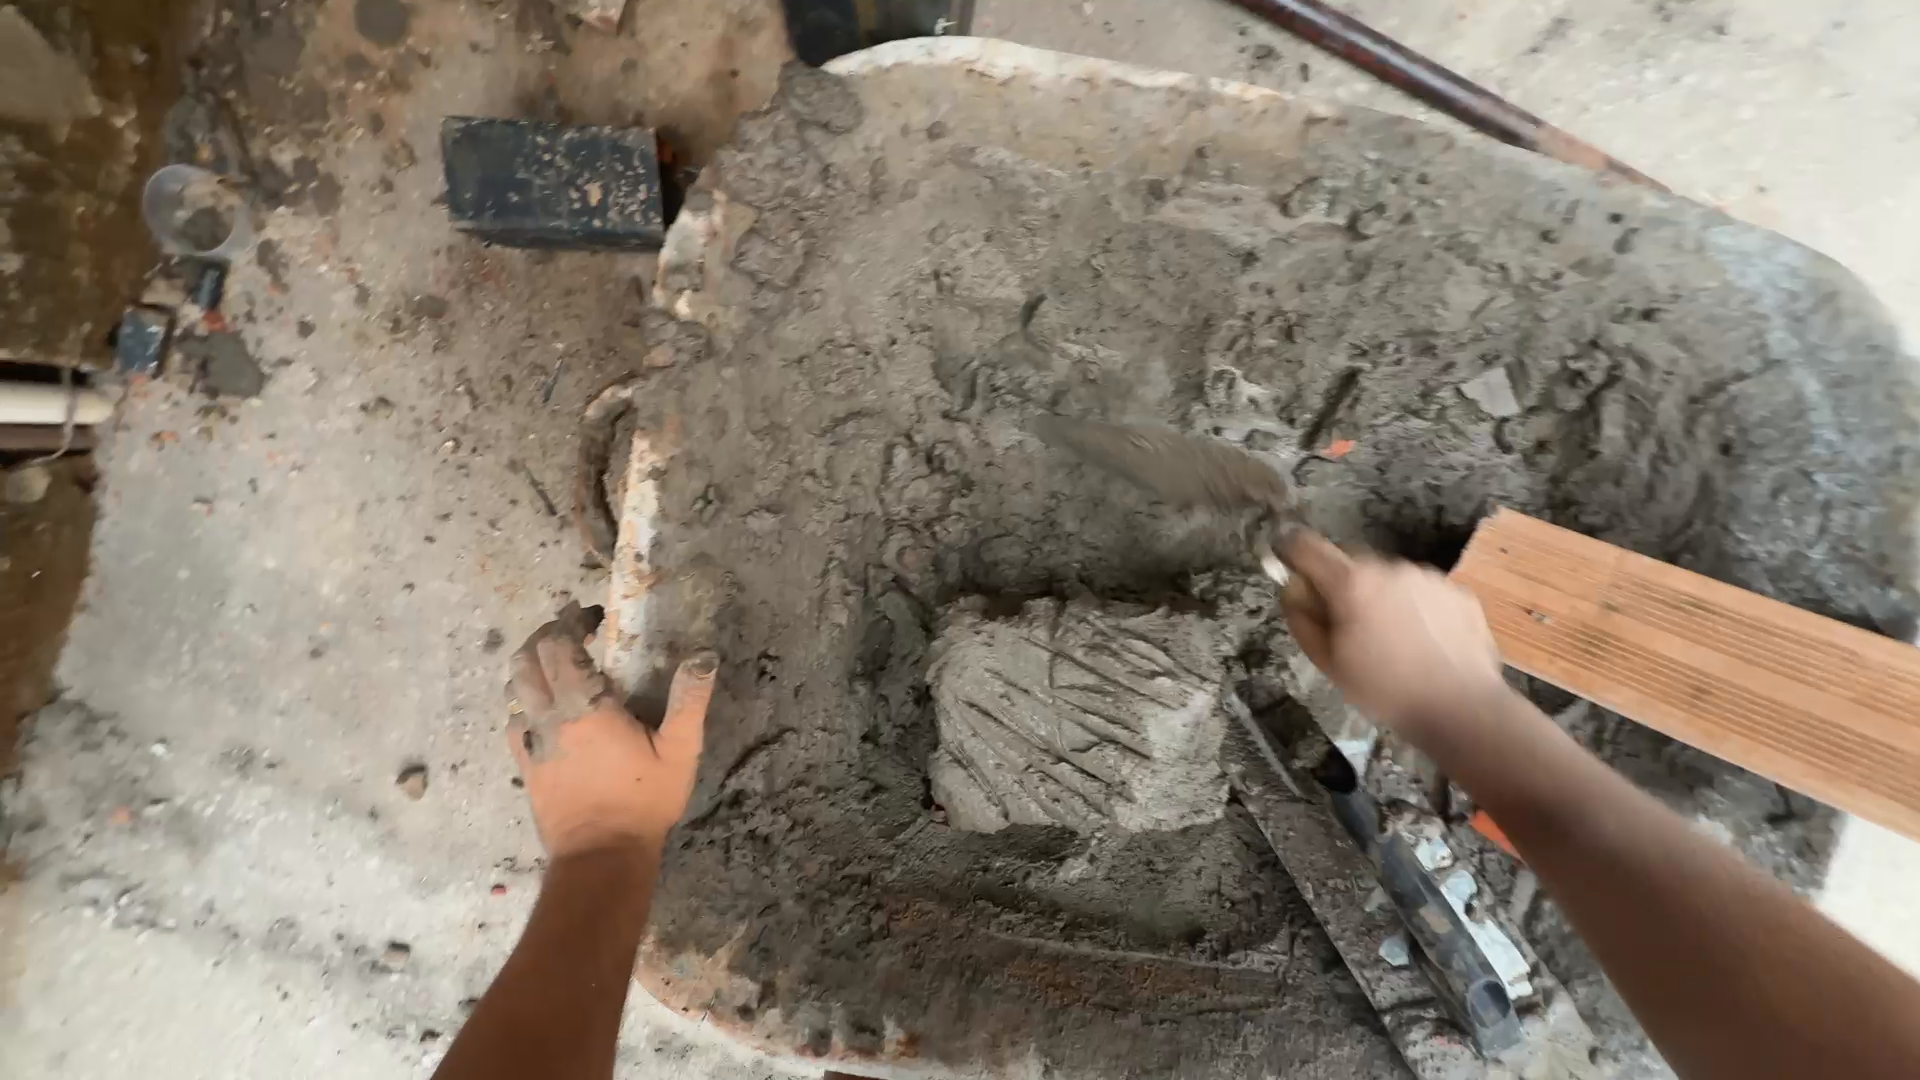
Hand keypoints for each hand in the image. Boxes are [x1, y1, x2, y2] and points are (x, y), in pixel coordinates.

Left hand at [505, 602, 715, 858]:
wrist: (600, 857)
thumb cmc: (643, 801)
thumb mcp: (680, 749)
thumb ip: (690, 700)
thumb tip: (704, 656)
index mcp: (584, 707)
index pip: (558, 647)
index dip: (569, 622)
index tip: (592, 615)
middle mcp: (548, 718)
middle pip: (525, 661)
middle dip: (545, 636)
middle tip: (575, 630)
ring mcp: (531, 744)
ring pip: (515, 689)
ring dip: (533, 667)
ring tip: (562, 664)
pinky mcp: (526, 766)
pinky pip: (514, 722)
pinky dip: (526, 703)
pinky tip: (549, 710)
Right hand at [1279, 531, 1507, 748]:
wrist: (1463, 709)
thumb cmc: (1384, 689)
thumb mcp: (1326, 661)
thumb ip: (1301, 617)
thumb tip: (1293, 588)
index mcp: (1350, 583)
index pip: (1306, 545)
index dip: (1292, 553)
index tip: (1292, 570)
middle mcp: (1389, 568)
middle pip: (1349, 560)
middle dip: (1341, 583)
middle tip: (1348, 622)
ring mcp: (1427, 577)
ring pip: (1387, 575)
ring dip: (1379, 594)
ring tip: (1390, 636)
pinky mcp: (1457, 591)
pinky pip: (1420, 589)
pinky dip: (1413, 605)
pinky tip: (1421, 640)